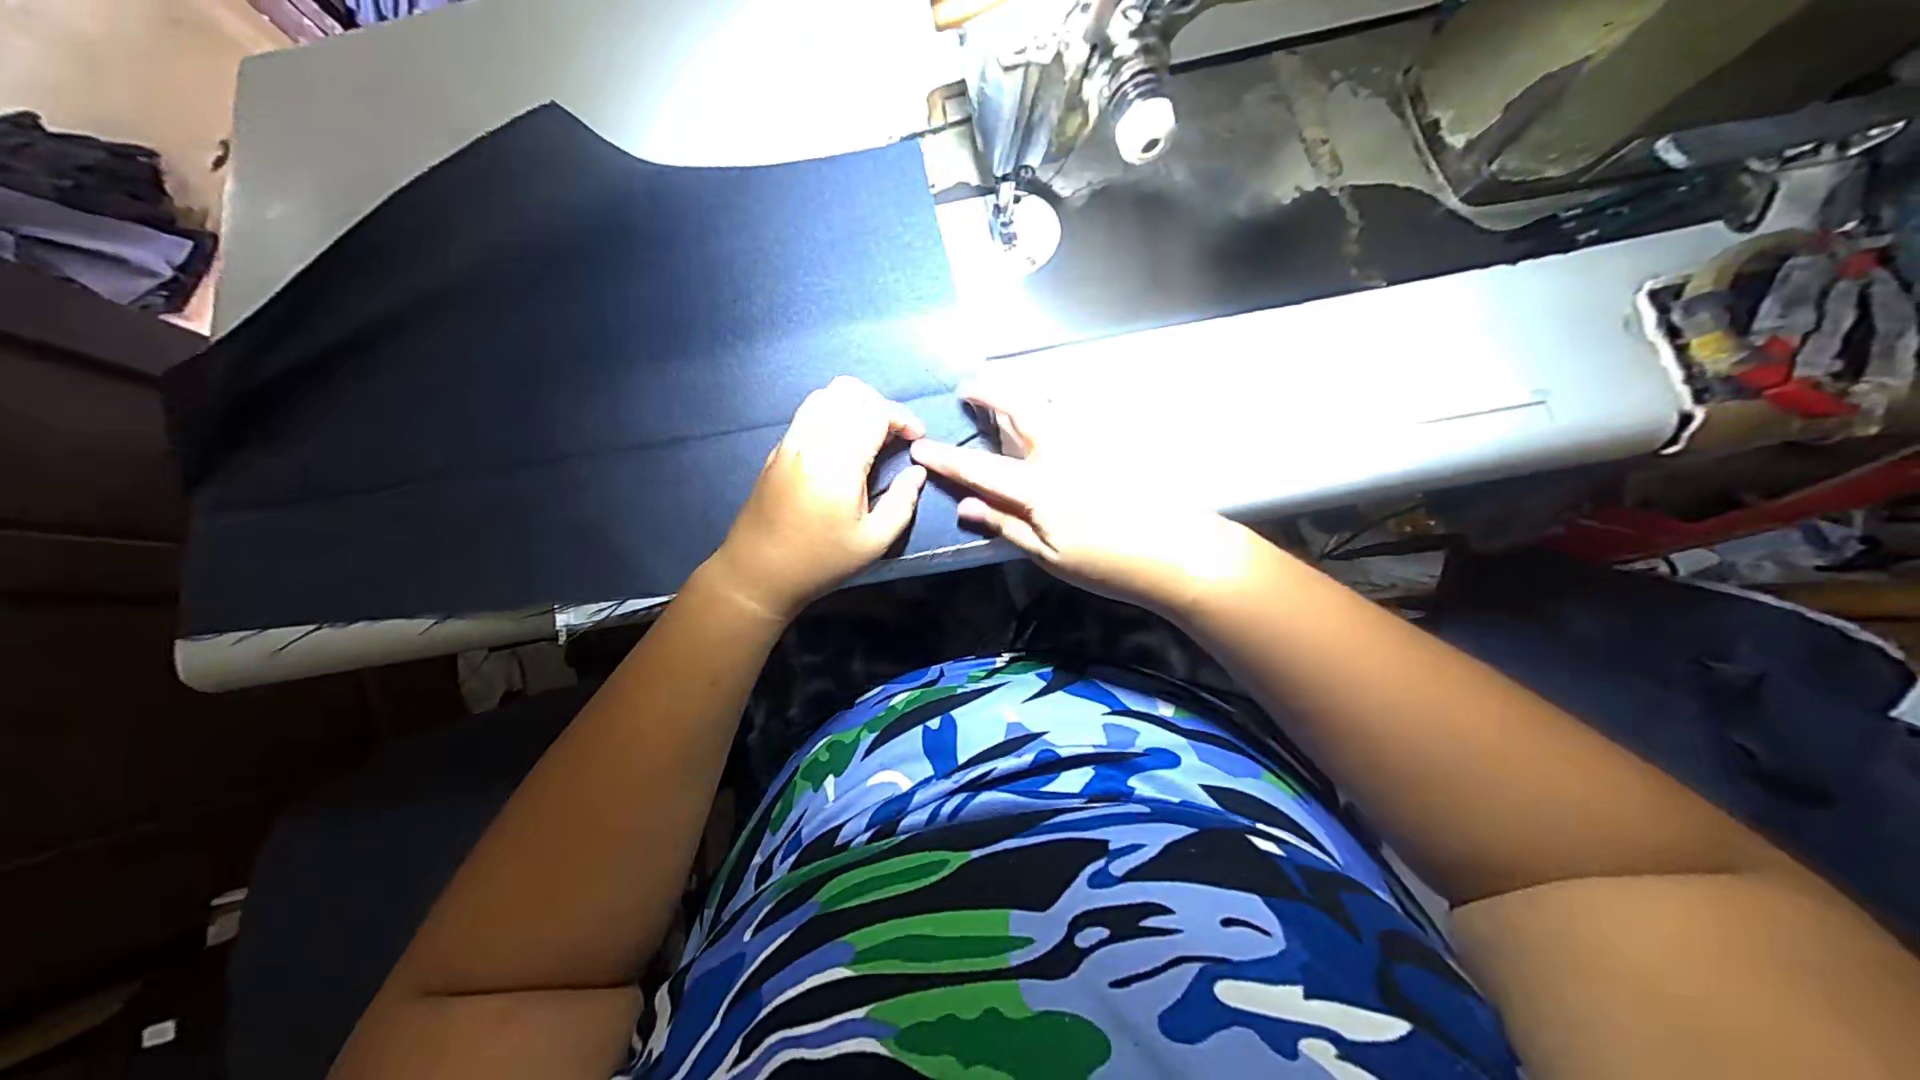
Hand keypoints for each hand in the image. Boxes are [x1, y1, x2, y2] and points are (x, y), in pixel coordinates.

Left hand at [706, 377, 927, 620]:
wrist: (757, 573)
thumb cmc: (820, 562)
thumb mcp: (873, 542)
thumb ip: (902, 503)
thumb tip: (916, 472)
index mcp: (837, 466)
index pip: (873, 411)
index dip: (902, 417)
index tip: (917, 437)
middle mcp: (811, 444)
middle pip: (848, 392)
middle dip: (880, 405)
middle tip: (894, 435)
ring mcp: (790, 443)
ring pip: (825, 395)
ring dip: (855, 406)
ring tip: (870, 436)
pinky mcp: (778, 450)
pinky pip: (808, 413)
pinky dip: (833, 415)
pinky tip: (843, 446)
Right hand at [910, 376, 1261, 616]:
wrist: (1177, 553)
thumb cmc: (1108, 564)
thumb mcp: (1049, 555)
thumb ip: (1006, 525)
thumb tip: (964, 506)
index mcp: (1038, 486)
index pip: (980, 467)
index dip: (947, 458)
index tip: (920, 447)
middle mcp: (1060, 453)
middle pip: (1017, 410)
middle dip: (989, 392)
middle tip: (969, 387)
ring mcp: (1090, 442)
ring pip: (1048, 403)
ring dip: (1020, 391)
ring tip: (1003, 390)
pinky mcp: (1113, 442)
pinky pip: (1076, 411)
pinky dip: (1055, 402)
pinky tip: (1052, 407)